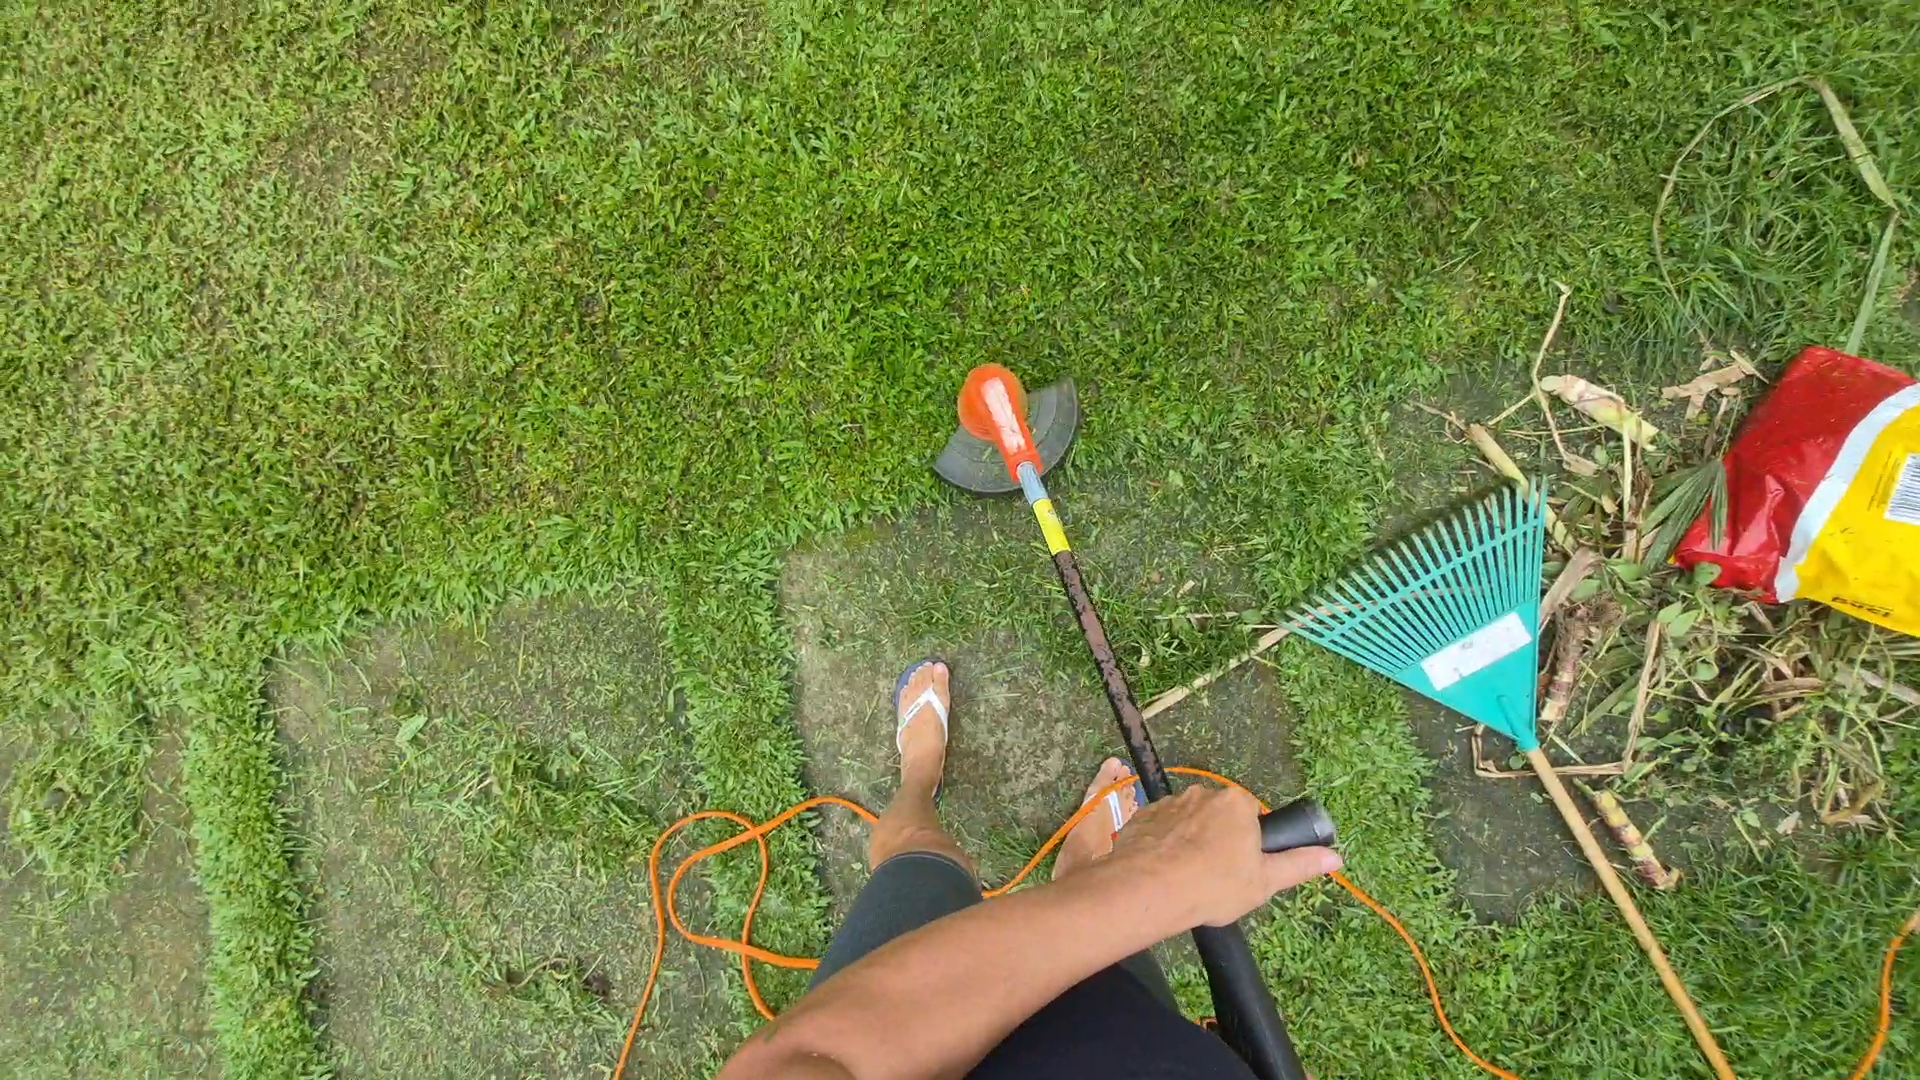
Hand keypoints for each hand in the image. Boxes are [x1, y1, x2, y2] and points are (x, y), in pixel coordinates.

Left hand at [1109, 784, 1341, 927]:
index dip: (1249, 840)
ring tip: (1187, 875)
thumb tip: (1334, 857)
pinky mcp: (1143, 814)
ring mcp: (1169, 802)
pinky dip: (1164, 843)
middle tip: (1216, 874)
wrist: (1150, 886)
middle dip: (1219, 838)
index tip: (1242, 865)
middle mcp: (1202, 793)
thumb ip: (1298, 865)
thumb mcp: (1264, 881)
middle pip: (1217, 814)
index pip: (1250, 812)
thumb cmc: (1215, 884)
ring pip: (1188, 820)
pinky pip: (1161, 827)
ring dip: (1190, 840)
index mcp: (1235, 803)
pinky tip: (1164, 868)